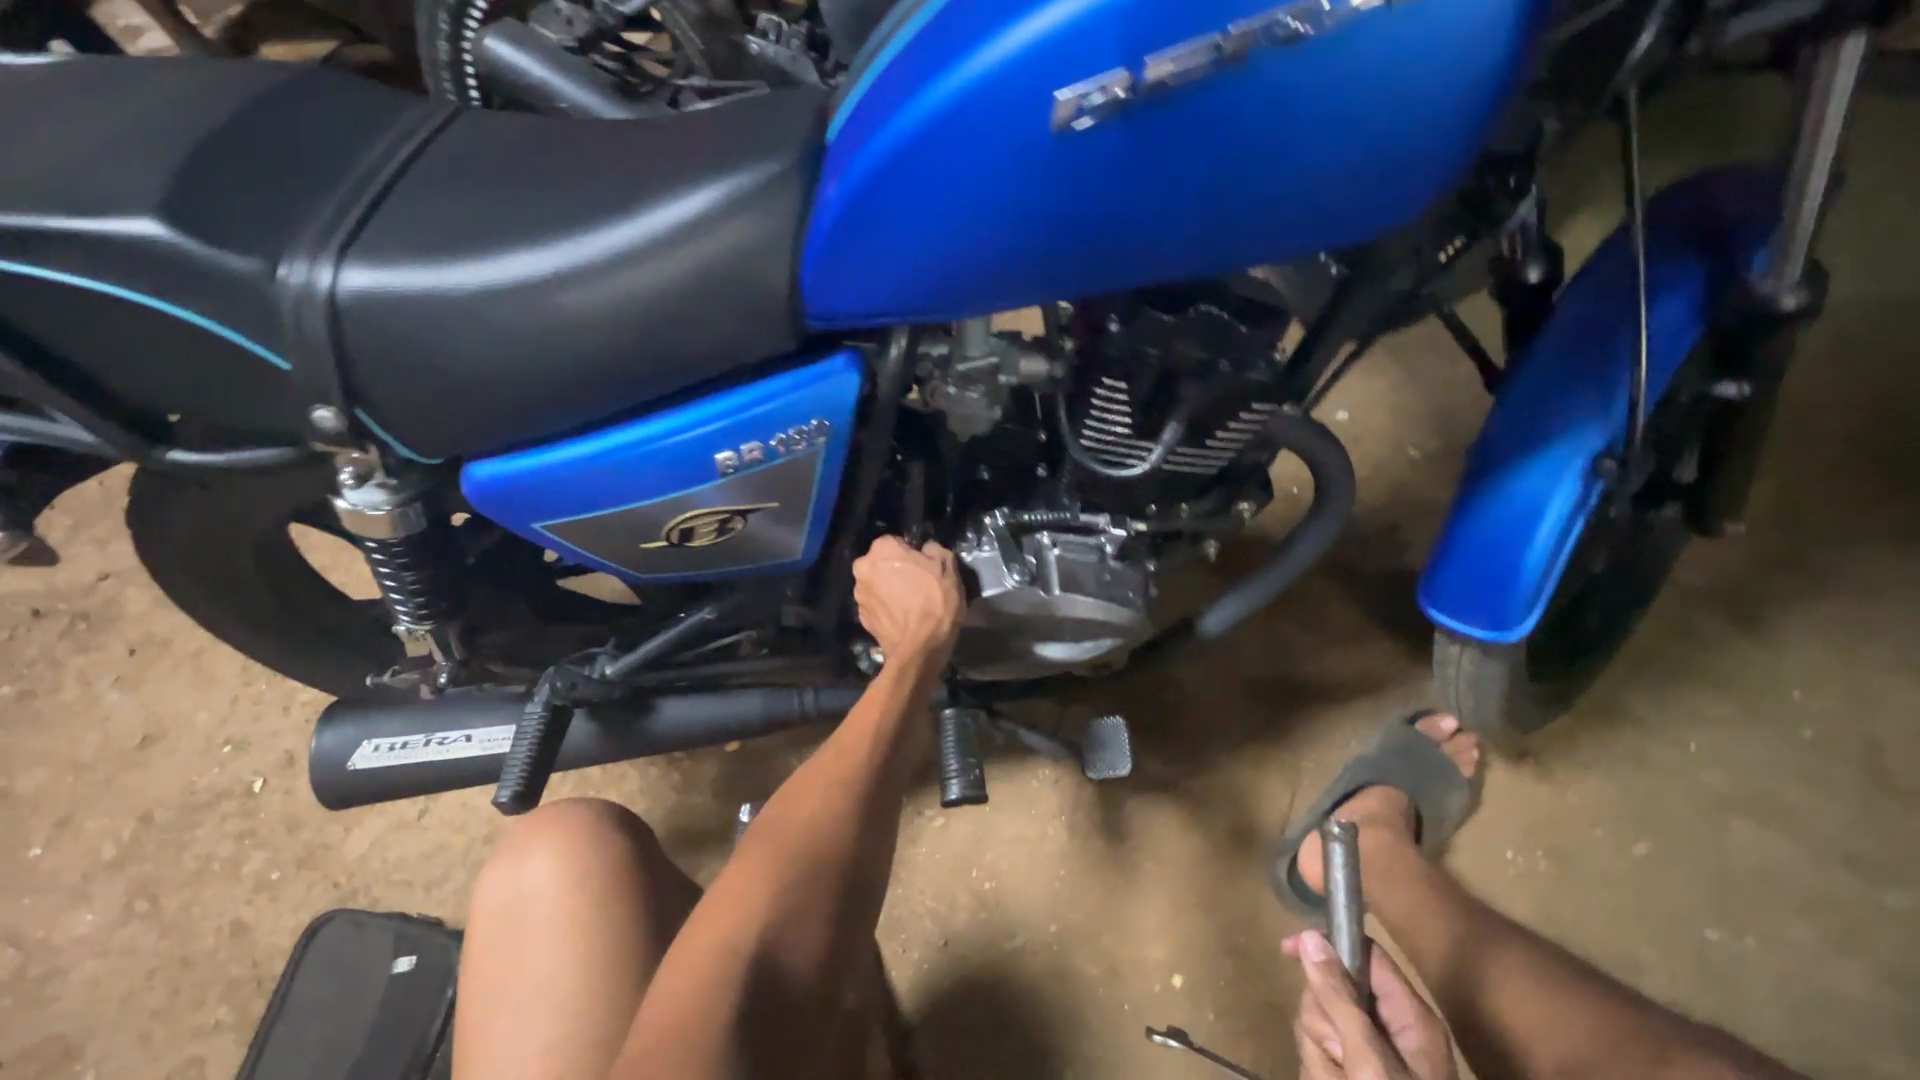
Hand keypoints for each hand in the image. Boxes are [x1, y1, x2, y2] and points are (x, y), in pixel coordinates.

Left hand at [852, 536, 963, 668]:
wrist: (919, 648)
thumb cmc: (935, 602)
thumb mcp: (948, 568)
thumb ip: (935, 550)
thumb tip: (926, 549)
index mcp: (882, 549)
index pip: (896, 542)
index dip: (911, 554)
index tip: (924, 567)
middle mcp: (863, 567)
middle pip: (881, 563)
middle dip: (895, 570)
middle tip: (917, 585)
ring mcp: (859, 594)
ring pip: (876, 584)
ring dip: (889, 589)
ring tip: (909, 605)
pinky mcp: (861, 617)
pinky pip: (876, 605)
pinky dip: (886, 608)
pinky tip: (902, 618)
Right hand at [1286, 931, 1455, 1079]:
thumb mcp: (1371, 1061)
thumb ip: (1339, 999)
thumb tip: (1310, 938)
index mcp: (1407, 1015)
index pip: (1362, 954)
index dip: (1324, 946)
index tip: (1287, 950)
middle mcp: (1388, 1030)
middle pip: (1329, 994)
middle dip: (1322, 1029)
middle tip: (1341, 1061)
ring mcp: (1369, 1058)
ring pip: (1316, 1030)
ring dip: (1321, 1062)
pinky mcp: (1352, 1076)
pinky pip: (1317, 1059)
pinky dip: (1321, 1076)